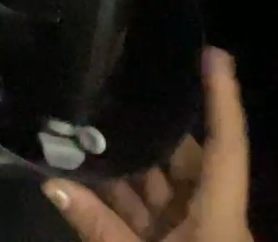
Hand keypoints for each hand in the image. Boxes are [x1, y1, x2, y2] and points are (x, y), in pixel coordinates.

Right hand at [45, 48, 251, 241]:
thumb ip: (99, 228)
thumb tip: (51, 181)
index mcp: (222, 218)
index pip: (226, 148)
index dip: (222, 100)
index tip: (215, 53)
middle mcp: (212, 218)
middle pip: (183, 159)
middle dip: (146, 127)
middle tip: (109, 85)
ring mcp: (192, 235)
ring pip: (158, 186)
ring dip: (123, 162)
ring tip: (82, 124)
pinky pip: (145, 212)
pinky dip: (116, 195)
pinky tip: (83, 174)